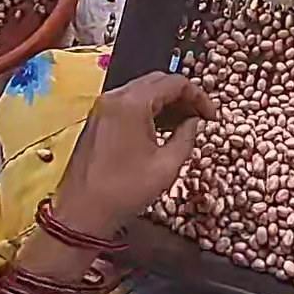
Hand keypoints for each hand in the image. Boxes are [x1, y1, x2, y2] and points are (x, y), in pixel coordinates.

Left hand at [54, 72, 217, 236]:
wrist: (81, 212)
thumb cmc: (125, 190)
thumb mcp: (166, 166)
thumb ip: (186, 137)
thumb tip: (195, 122)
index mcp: (132, 103)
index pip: (174, 82)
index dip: (199, 96)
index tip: (212, 117)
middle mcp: (115, 96)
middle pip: (157, 81)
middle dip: (183, 96)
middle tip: (200, 119)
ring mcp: (103, 106)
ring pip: (142, 90)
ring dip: (166, 102)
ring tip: (185, 125)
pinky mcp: (98, 118)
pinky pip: (129, 103)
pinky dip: (148, 109)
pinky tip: (161, 129)